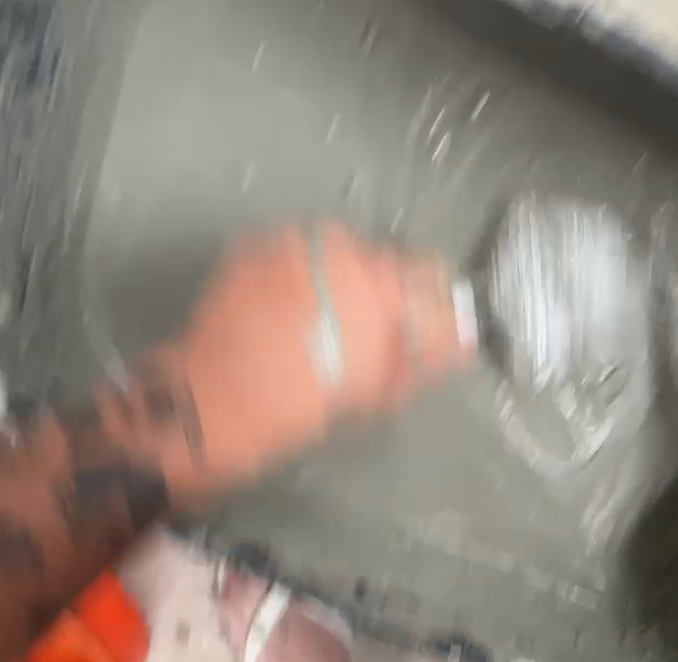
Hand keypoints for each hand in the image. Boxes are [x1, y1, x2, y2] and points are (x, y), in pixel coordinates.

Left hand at [133, 223, 475, 493]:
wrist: (216, 402)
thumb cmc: (302, 404)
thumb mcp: (374, 388)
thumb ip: (423, 358)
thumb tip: (461, 345)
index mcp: (375, 280)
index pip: (429, 273)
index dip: (438, 301)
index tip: (439, 323)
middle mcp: (335, 246)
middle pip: (381, 260)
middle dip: (387, 293)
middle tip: (380, 334)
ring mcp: (289, 242)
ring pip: (336, 255)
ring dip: (344, 284)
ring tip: (331, 326)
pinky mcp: (253, 249)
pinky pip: (295, 258)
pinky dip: (305, 281)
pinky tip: (296, 314)